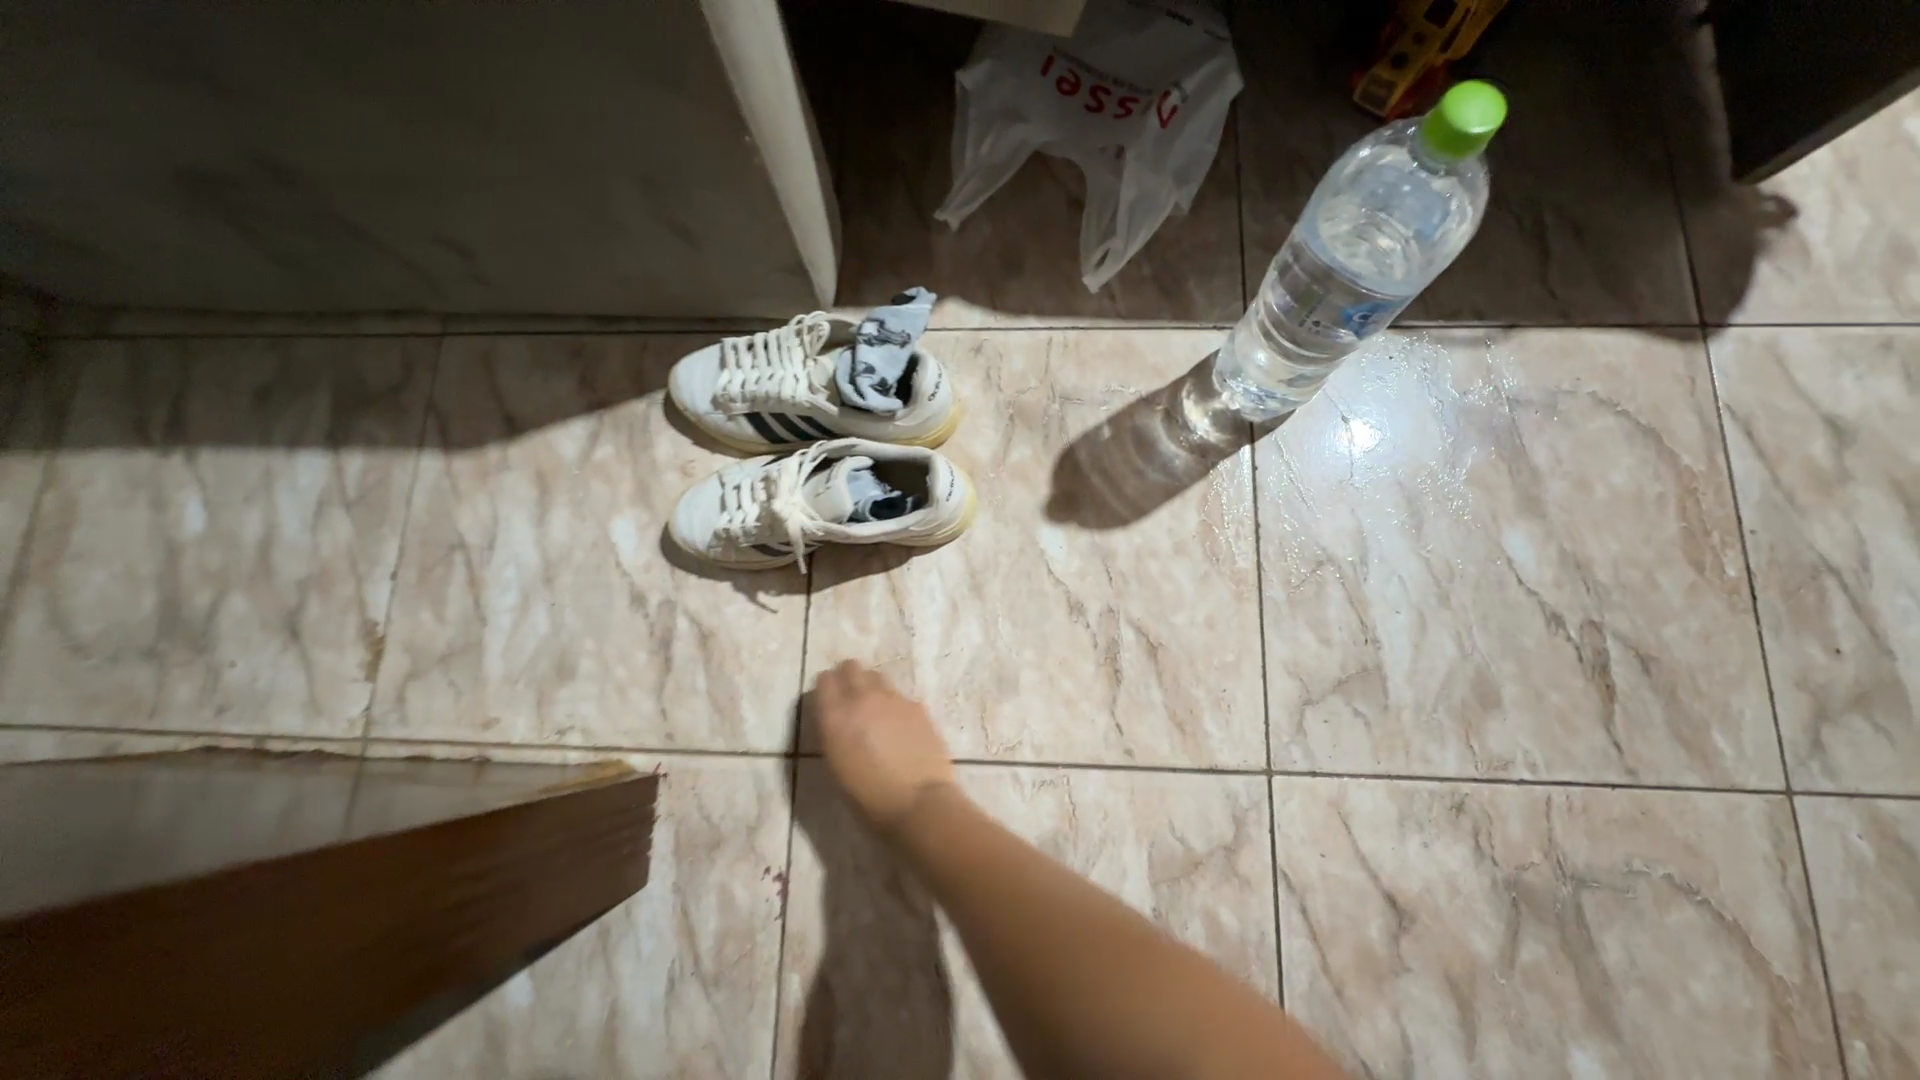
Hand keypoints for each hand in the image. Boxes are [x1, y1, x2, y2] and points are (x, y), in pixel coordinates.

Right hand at [813, 660, 954, 831]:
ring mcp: (893, 699)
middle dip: (849, 677)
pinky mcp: (917, 706)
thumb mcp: (836, 764)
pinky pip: (900, 696)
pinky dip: (895, 705)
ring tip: (876, 710)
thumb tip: (838, 718)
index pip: (824, 680)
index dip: (827, 687)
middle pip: (851, 667)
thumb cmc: (868, 795)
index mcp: (835, 716)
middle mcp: (862, 698)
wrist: (917, 801)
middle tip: (851, 698)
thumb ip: (834, 732)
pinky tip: (900, 726)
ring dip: (872, 687)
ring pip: (877, 676)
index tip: (829, 698)